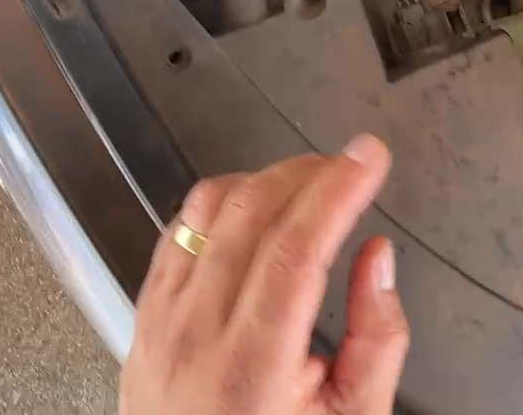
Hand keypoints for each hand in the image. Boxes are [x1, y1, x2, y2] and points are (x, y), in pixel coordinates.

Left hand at [119, 134, 409, 414]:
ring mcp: (160, 319)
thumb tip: (378, 254)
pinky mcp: (144, 312)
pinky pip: (179, 226)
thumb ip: (378, 340)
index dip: (336, 190)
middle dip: (309, 171)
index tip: (371, 154)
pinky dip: (224, 200)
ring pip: (209, 207)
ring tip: (308, 186)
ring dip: (266, 178)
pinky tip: (255, 208)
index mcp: (252, 368)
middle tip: (349, 167)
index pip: (295, 249)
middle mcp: (196, 333)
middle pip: (251, 212)